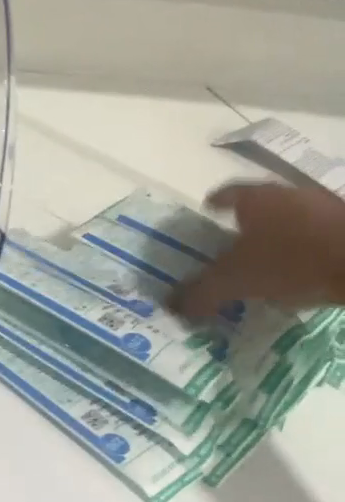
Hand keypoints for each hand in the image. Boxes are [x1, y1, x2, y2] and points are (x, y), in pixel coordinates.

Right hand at [171, 182, 344, 318]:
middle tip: (242, 242)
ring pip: (300, 218)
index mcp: (254, 198)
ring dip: (289, 234)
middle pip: (266, 205)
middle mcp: (291, 194)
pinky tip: (315, 268)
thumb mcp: (238, 281)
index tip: (210, 213)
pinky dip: (318, 247)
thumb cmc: (294, 261)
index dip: (217, 204)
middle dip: (254, 222)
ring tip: (280, 259)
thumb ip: (202, 292)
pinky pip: (329, 234)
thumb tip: (172, 307)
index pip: (226, 194)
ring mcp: (332, 208)